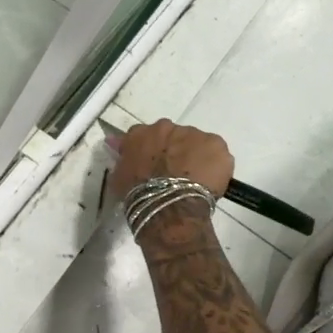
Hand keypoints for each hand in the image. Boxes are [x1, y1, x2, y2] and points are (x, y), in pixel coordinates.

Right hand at [108, 119, 234, 202]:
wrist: (169, 204)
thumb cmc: (138, 192)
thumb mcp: (119, 176)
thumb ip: (121, 158)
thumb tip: (115, 144)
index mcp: (141, 133)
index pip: (143, 137)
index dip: (148, 151)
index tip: (150, 165)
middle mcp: (167, 127)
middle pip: (172, 137)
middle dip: (173, 151)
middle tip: (172, 174)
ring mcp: (195, 134)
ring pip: (196, 144)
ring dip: (194, 157)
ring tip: (192, 181)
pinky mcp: (217, 145)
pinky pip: (216, 155)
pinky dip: (214, 166)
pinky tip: (208, 183)